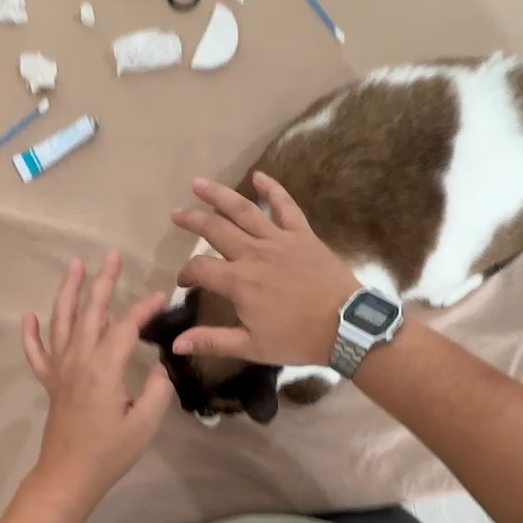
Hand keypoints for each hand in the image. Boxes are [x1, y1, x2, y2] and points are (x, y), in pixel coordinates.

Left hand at [22, 253, 175, 512]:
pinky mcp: (50, 384)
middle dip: (102, 282)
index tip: (162, 297)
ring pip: (61, 322)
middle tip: (112, 257)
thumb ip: (157, 390)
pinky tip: (28, 314)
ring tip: (75, 266)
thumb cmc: (109, 452)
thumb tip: (160, 367)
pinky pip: (36, 352)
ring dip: (68, 292)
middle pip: (90, 312)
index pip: (126, 326)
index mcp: (104, 367)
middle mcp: (78, 360)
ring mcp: (60, 370)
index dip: (145, 308)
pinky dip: (31, 332)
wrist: (69, 476)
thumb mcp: (145, 423)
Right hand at [169, 173, 358, 365]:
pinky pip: (285, 206)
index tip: (184, 283)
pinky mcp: (302, 234)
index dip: (187, 274)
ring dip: (219, 195)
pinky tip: (259, 175)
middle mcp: (254, 254)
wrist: (346, 326)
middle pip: (215, 229)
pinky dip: (271, 189)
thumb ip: (212, 341)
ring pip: (243, 210)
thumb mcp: (251, 347)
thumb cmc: (297, 339)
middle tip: (176, 215)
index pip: (201, 269)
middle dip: (192, 221)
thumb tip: (176, 344)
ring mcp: (279, 240)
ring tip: (199, 184)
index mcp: (239, 282)